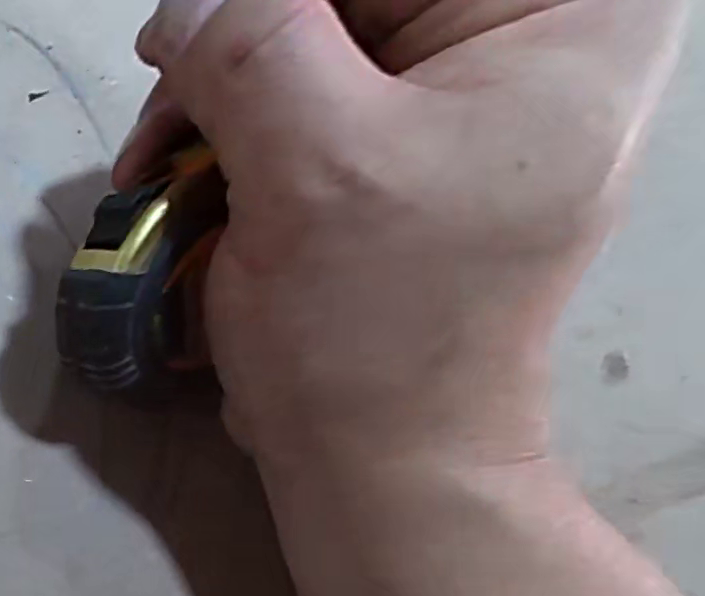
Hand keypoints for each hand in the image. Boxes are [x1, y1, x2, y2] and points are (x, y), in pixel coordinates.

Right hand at [114, 0, 685, 476]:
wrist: (365, 443)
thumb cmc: (360, 318)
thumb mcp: (313, 172)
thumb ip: (251, 60)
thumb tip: (180, 8)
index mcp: (552, 9)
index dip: (255, 11)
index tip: (170, 63)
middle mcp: (507, 44)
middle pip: (330, 10)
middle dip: (222, 71)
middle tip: (151, 149)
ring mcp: (435, 114)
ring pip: (292, 71)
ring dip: (205, 123)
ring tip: (155, 187)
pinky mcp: (374, 171)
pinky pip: (282, 129)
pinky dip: (219, 160)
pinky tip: (188, 202)